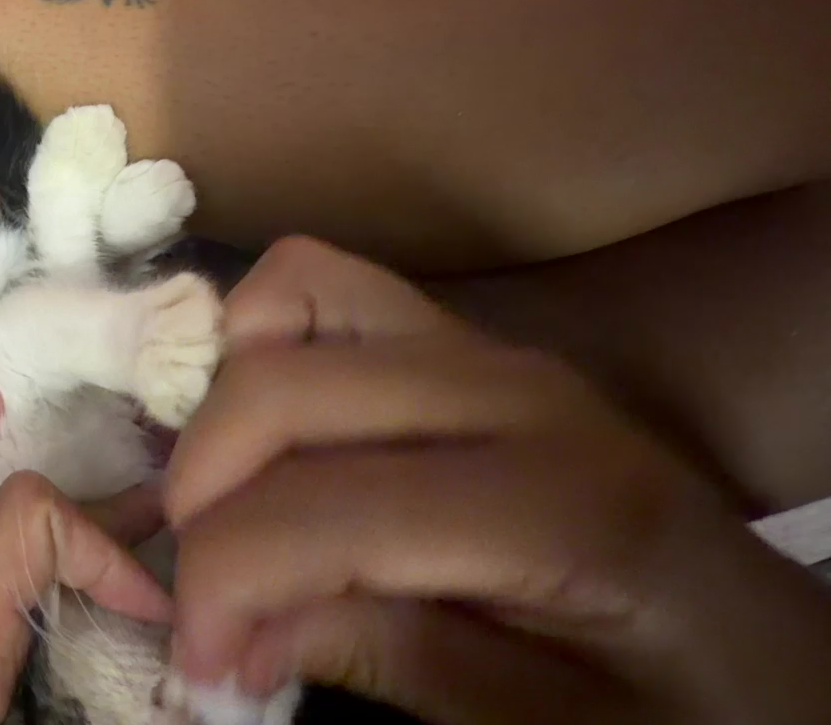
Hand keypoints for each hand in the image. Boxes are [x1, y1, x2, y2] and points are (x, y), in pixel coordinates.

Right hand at [163, 237, 830, 724]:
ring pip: (283, 300)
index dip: (225, 580)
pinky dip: (251, 330)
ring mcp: (474, 342)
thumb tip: (220, 638)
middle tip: (192, 578)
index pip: (325, 513)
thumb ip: (375, 659)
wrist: (770, 642)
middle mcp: (508, 390)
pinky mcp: (445, 329)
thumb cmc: (679, 703)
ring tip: (221, 488)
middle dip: (201, 490)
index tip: (196, 652)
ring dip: (217, 396)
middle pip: (279, 394)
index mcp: (561, 507)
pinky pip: (311, 280)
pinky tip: (255, 413)